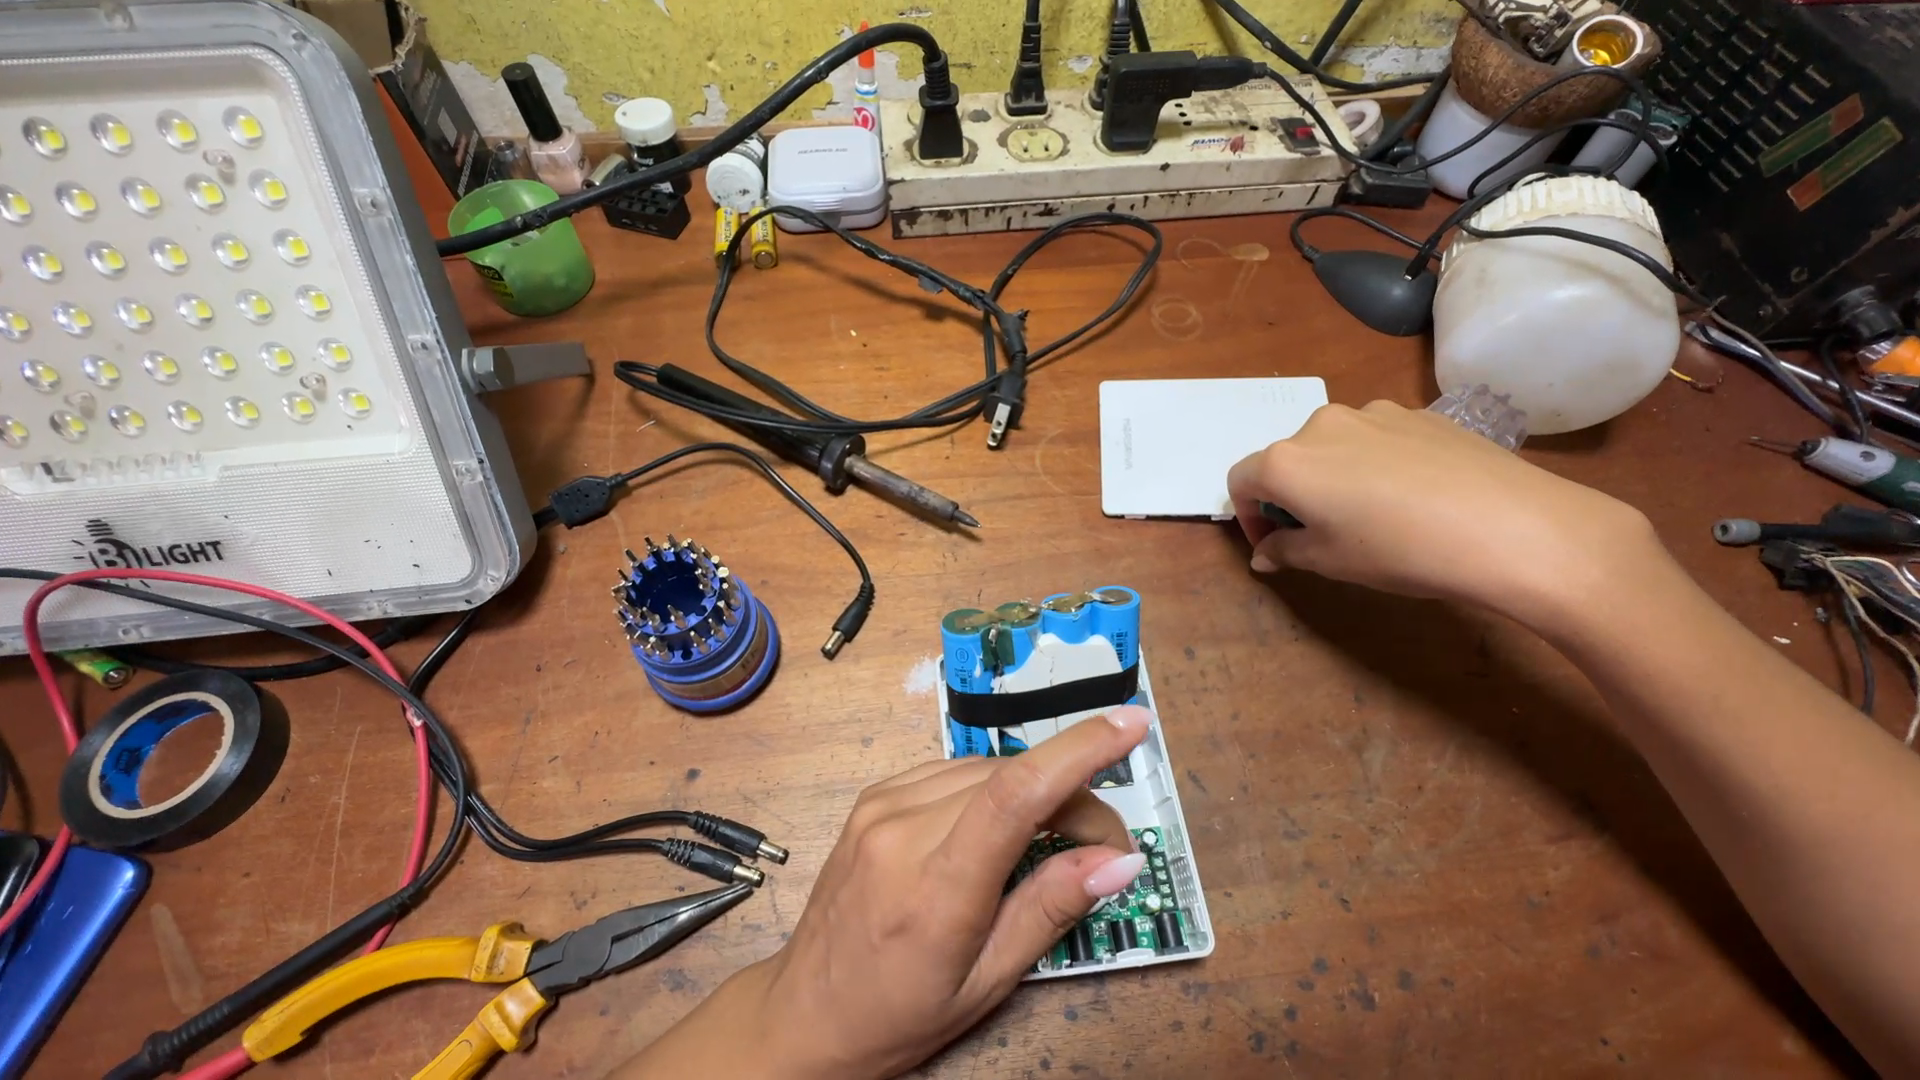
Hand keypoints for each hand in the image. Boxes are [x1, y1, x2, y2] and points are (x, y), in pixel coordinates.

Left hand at [617, 706, 1151, 1079]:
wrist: (803, 1010)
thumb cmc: (899, 1012)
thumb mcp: (987, 982)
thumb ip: (1050, 909)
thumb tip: (1117, 860)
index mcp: (934, 885)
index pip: (1016, 794)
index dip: (1078, 750)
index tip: (1131, 723)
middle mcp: (902, 828)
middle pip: (1010, 777)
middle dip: (1071, 793)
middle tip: (1103, 843)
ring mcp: (880, 805)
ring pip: (982, 769)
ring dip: (1033, 789)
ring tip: (1058, 836)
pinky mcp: (872, 797)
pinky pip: (950, 774)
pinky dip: (991, 788)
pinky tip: (1002, 823)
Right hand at [1225, 400, 1657, 625]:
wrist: (1509, 526)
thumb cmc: (1398, 550)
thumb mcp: (1330, 561)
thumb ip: (1285, 552)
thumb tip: (1265, 554)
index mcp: (1287, 461)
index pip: (1240, 480)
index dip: (1248, 516)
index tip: (1274, 545)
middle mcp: (1322, 425)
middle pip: (1287, 458)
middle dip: (1292, 495)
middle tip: (1321, 535)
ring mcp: (1376, 413)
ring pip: (1335, 446)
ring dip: (1335, 477)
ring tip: (1373, 515)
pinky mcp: (1421, 414)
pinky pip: (1379, 439)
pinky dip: (1376, 465)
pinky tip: (1414, 497)